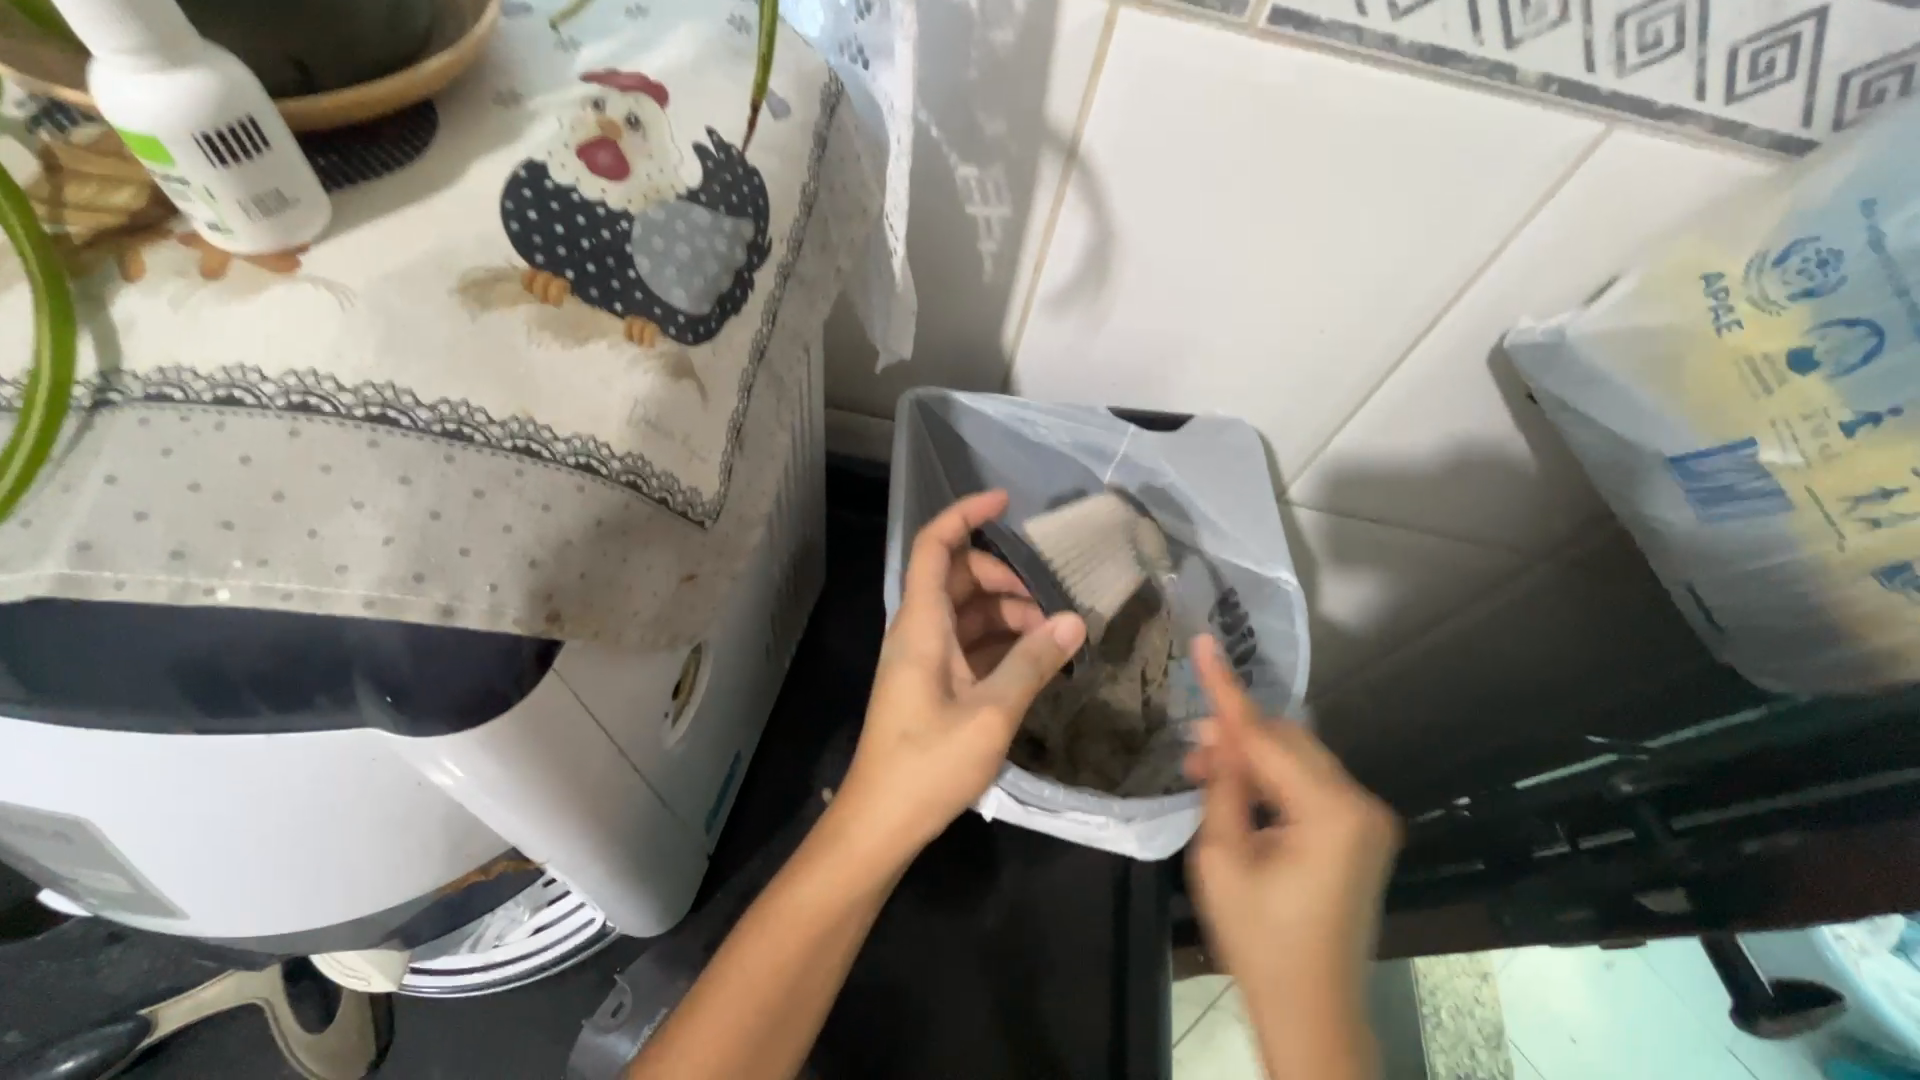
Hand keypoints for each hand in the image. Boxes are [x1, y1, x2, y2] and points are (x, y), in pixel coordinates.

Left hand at [836, 491, 1086, 864]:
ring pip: (966, 613)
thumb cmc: (927, 766)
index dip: (966, 515)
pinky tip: (1034, 662)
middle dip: (1004, 579)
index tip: (1006, 501)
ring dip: (1007, 615)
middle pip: (958, 578)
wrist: (880, 823)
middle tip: (1048, 605)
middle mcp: (917, 632)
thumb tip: (1074, 622)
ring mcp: (923, 660)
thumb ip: (1031, 664)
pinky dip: (1000, 644)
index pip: (934, 546)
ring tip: (1050, 638)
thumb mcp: (990, 714)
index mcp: (920, 625)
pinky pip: (968, 645)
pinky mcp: (932, 686)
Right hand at [1184, 636, 1400, 1015]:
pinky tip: (1238, 792)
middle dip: (1236, 736)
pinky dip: (1272, 780)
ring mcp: (1368, 819)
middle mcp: (1361, 804)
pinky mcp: (1362, 833)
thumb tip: (1216, 733)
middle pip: (1288, 741)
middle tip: (1189, 752)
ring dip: (1252, 758)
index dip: (1227, 689)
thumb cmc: (1258, 940)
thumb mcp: (1222, 858)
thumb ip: (1224, 785)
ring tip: (1204, 775)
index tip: (1204, 643)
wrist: (1312, 1009)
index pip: (1266, 736)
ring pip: (1298, 759)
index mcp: (1331, 812)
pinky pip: (1310, 785)